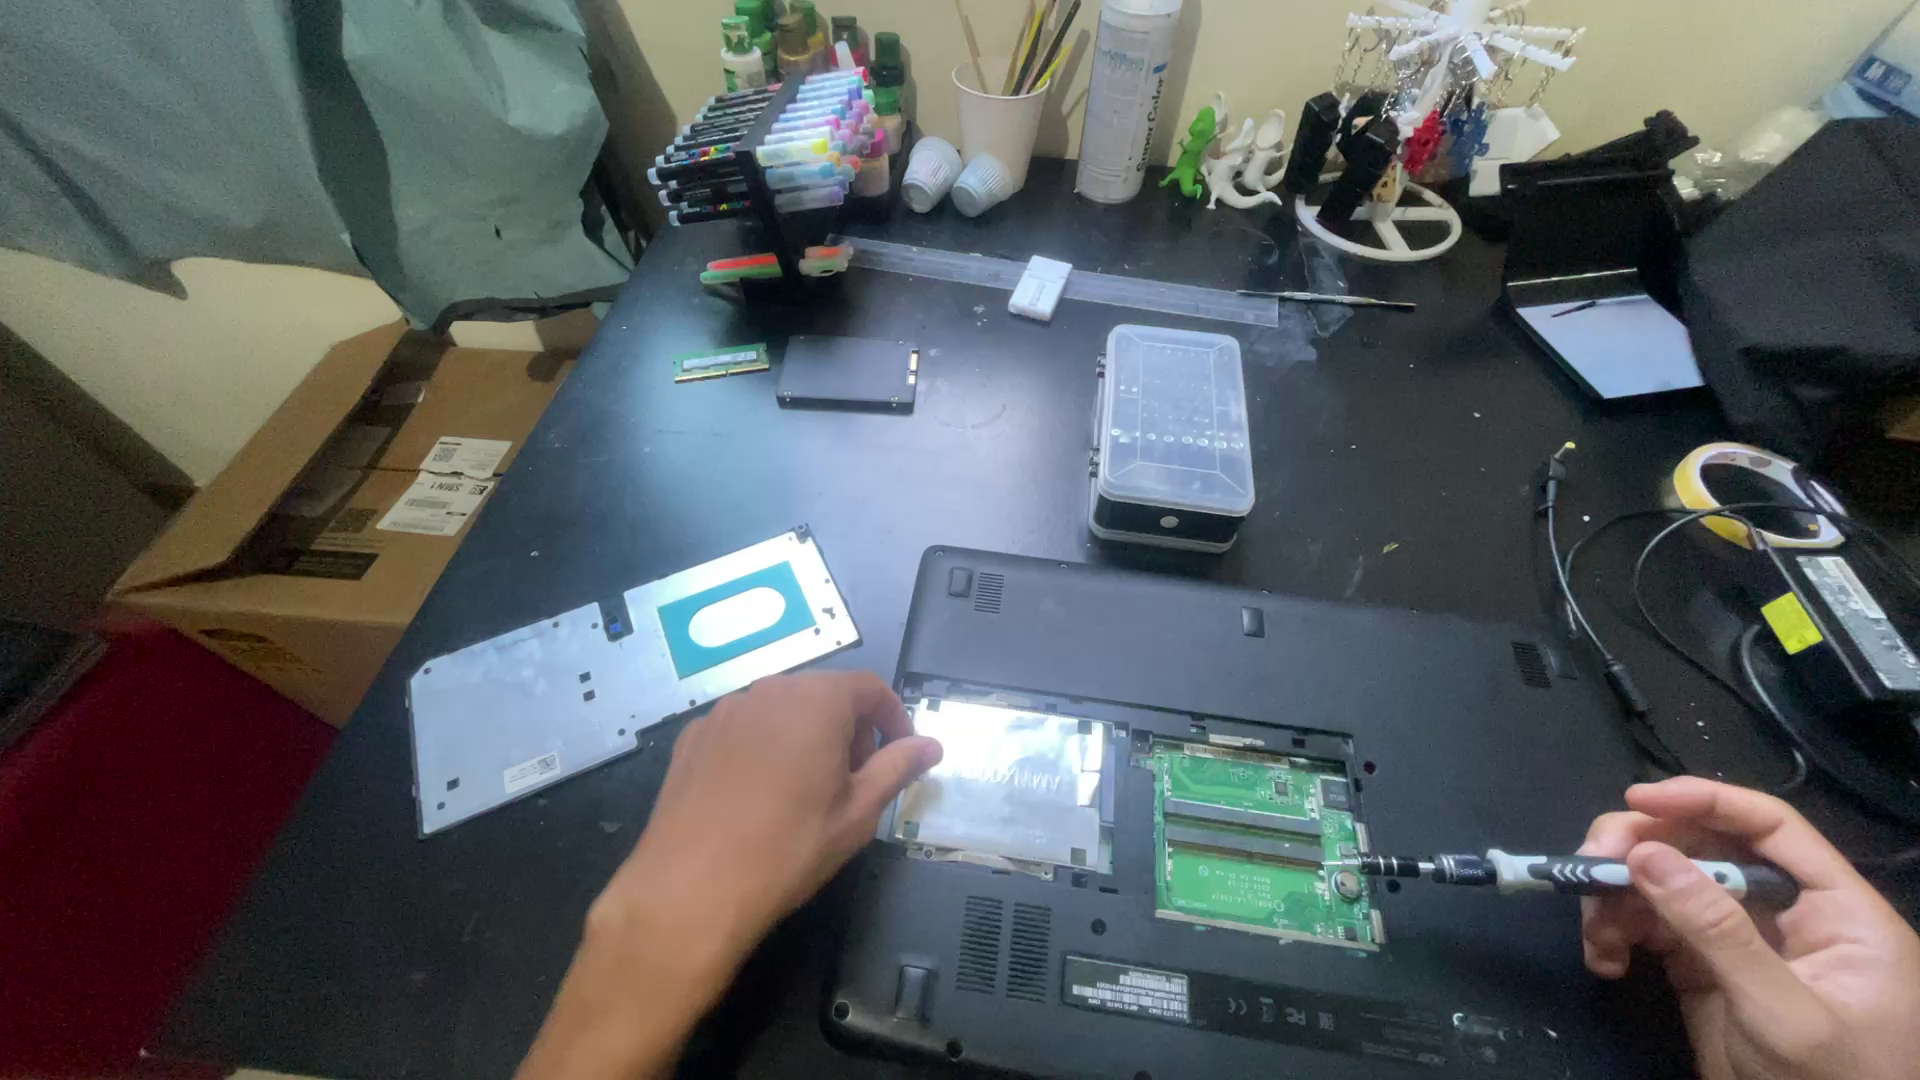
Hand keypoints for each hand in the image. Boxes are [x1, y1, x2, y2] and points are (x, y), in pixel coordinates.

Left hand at [516, 672, 939, 1079]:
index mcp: (817, 700)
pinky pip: (745, 727)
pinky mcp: (693, 736)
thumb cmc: (788, 849)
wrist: (689, 890)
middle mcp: (770, 690)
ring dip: (806, 735)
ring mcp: (725, 711)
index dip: (893, 717)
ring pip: (782, 710)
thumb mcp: (857, 813)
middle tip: (855, 780)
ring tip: (806, 790)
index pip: (870, 688)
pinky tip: (758, 795)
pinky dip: (764, 746)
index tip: (900, 753)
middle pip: (825, 694)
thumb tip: (931, 745)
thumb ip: (897, 768)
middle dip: (850, 728)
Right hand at [1579, 777, 1919, 1079]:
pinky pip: (1638, 918)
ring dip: (1611, 898)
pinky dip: (1610, 932)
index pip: (1768, 826)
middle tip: (1588, 868)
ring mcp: (1733, 932)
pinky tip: (1604, 960)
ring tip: (1595, 936)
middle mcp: (1781, 910)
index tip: (1635, 801)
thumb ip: (1717, 930)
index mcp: (1834, 913)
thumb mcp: (1782, 1013)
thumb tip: (1644, 854)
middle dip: (1633, 850)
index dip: (1702, 799)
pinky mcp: (1694, 956)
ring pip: (1654, 877)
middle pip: (1694, 843)